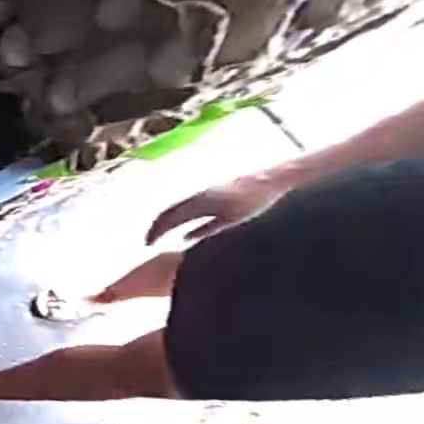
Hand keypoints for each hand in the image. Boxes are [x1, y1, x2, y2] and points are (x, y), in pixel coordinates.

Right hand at [145, 171, 292, 243]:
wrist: (275, 179)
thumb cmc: (255, 202)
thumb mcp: (232, 220)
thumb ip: (206, 229)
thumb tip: (184, 239)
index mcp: (196, 205)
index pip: (167, 220)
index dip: (155, 233)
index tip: (148, 245)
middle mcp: (194, 197)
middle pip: (166, 213)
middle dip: (155, 227)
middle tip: (149, 241)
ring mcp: (202, 193)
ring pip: (174, 208)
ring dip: (165, 221)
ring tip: (161, 232)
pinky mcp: (212, 192)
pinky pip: (186, 205)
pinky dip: (177, 215)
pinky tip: (184, 223)